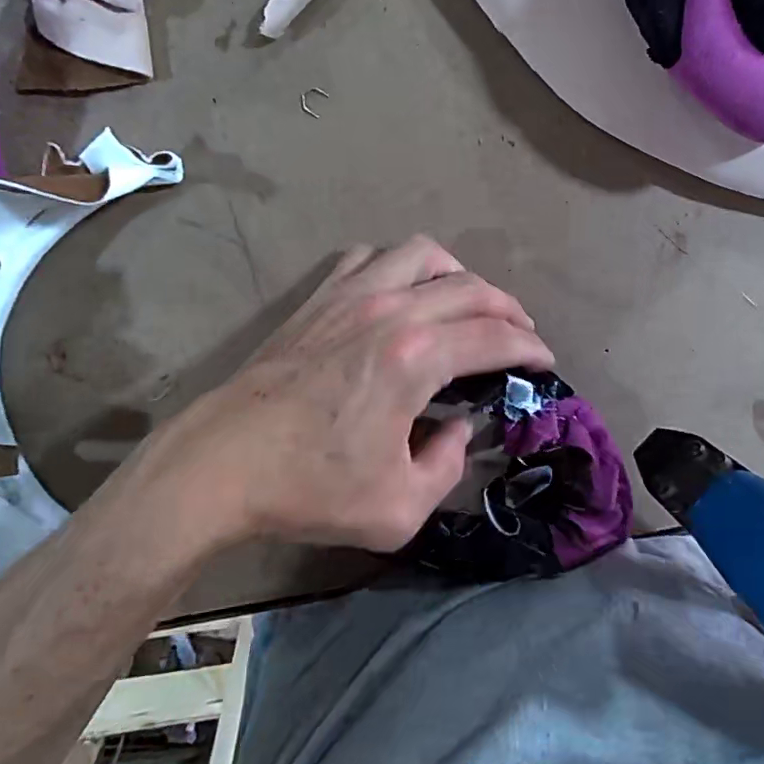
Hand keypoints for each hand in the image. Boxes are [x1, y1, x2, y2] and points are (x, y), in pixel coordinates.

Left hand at [142, 236, 553, 551]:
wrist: (219, 466)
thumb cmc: (310, 489)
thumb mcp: (400, 508)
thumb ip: (448, 464)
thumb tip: (457, 425)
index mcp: (417, 358)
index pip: (496, 336)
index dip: (531, 348)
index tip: (545, 362)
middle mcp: (391, 310)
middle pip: (472, 288)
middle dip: (509, 310)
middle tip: (521, 336)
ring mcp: (350, 294)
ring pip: (423, 255)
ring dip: (458, 275)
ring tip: (466, 304)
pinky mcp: (318, 298)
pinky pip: (371, 257)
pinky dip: (400, 267)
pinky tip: (400, 294)